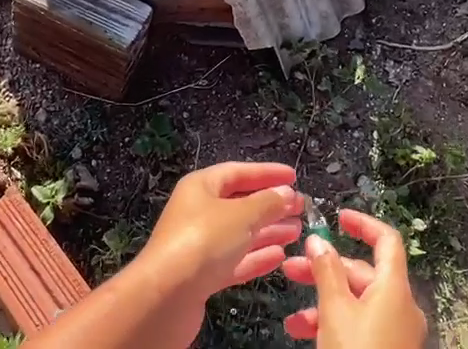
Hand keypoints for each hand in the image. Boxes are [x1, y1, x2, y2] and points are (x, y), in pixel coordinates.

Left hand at [138, 161, 304, 303]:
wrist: (166, 296)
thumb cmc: (203, 241)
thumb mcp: (240, 215)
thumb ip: (267, 202)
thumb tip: (287, 193)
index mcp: (201, 186)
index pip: (238, 172)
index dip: (266, 173)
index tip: (294, 176)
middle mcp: (199, 211)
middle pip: (240, 203)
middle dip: (271, 205)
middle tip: (301, 207)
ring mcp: (200, 244)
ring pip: (240, 233)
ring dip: (268, 231)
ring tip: (297, 231)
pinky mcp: (203, 275)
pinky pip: (235, 259)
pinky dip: (257, 256)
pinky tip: (279, 256)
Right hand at [279, 209, 426, 346]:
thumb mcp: (335, 310)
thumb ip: (326, 270)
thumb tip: (318, 239)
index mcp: (394, 288)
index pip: (386, 240)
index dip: (363, 224)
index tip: (337, 217)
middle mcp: (400, 306)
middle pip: (363, 273)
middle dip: (325, 270)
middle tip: (292, 268)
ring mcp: (394, 331)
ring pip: (356, 303)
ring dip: (322, 301)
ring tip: (292, 315)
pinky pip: (359, 326)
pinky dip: (333, 323)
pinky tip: (302, 332)